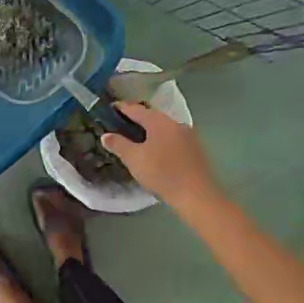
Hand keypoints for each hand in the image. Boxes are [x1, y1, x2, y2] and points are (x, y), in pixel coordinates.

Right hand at [100, 103, 220, 205]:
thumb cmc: (162, 173)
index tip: (111, 107)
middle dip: (138, 119)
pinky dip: (162, 141)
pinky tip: (157, 152)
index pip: (137, 109)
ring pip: (165, 129)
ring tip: (138, 139)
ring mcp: (189, 136)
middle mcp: (175, 123)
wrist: (197, 195)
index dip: (122, 108)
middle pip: (153, 117)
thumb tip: (106, 135)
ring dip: (151, 131)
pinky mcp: (196, 150)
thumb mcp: (134, 159)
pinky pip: (173, 139)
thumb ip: (119, 144)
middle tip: (123, 124)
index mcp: (159, 122)